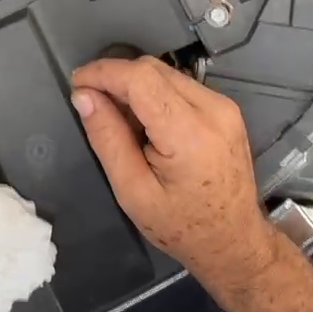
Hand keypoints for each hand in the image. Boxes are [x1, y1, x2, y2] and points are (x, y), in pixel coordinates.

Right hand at [71, 56, 281, 291]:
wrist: (235, 243)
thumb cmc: (181, 226)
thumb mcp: (131, 191)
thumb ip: (107, 138)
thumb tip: (83, 96)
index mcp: (189, 135)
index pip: (140, 78)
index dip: (103, 72)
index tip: (77, 85)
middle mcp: (213, 110)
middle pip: (150, 69)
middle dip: (114, 77)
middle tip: (92, 104)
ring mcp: (223, 105)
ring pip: (162, 71)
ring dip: (132, 84)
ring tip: (119, 117)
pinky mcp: (224, 107)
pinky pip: (177, 82)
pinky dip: (151, 91)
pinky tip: (144, 121)